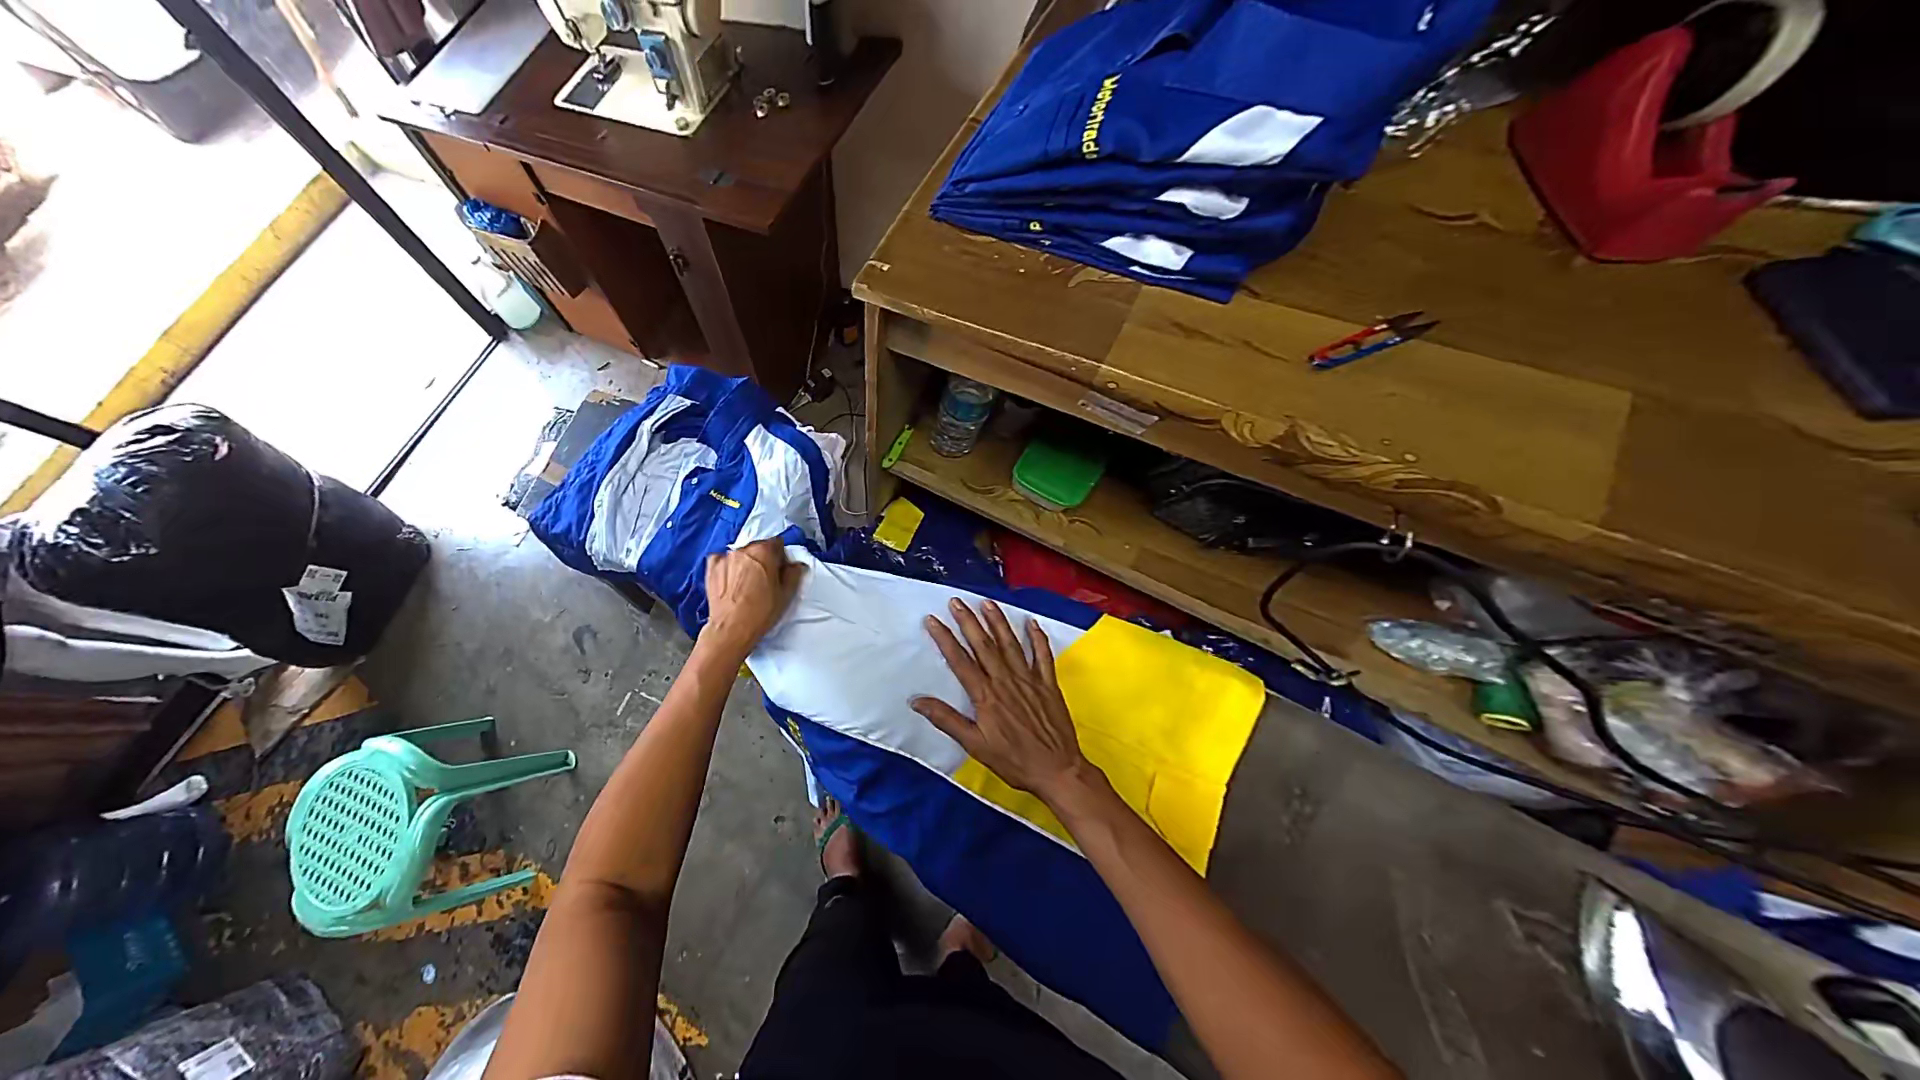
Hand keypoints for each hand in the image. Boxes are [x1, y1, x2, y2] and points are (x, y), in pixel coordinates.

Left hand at [702, 539, 804, 656]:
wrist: (731, 628)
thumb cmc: (759, 612)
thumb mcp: (786, 594)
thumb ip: (794, 574)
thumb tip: (796, 566)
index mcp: (764, 552)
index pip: (777, 543)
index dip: (782, 557)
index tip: (782, 569)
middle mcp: (743, 550)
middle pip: (758, 548)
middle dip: (764, 559)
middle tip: (767, 579)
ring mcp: (725, 558)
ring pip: (741, 554)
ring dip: (746, 563)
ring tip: (748, 584)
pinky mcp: (712, 569)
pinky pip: (722, 560)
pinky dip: (728, 566)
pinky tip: (732, 580)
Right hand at [913, 598, 1102, 805]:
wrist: (1057, 770)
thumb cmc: (1014, 761)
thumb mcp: (975, 746)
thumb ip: (947, 720)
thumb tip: (917, 701)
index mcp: (986, 696)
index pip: (960, 661)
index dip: (945, 639)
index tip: (933, 620)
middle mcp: (1006, 681)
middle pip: (983, 645)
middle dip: (968, 621)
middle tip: (957, 601)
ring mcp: (1029, 680)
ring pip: (1010, 644)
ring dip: (998, 622)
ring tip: (987, 603)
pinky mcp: (1049, 684)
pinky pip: (1042, 655)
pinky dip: (1037, 637)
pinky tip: (1031, 622)